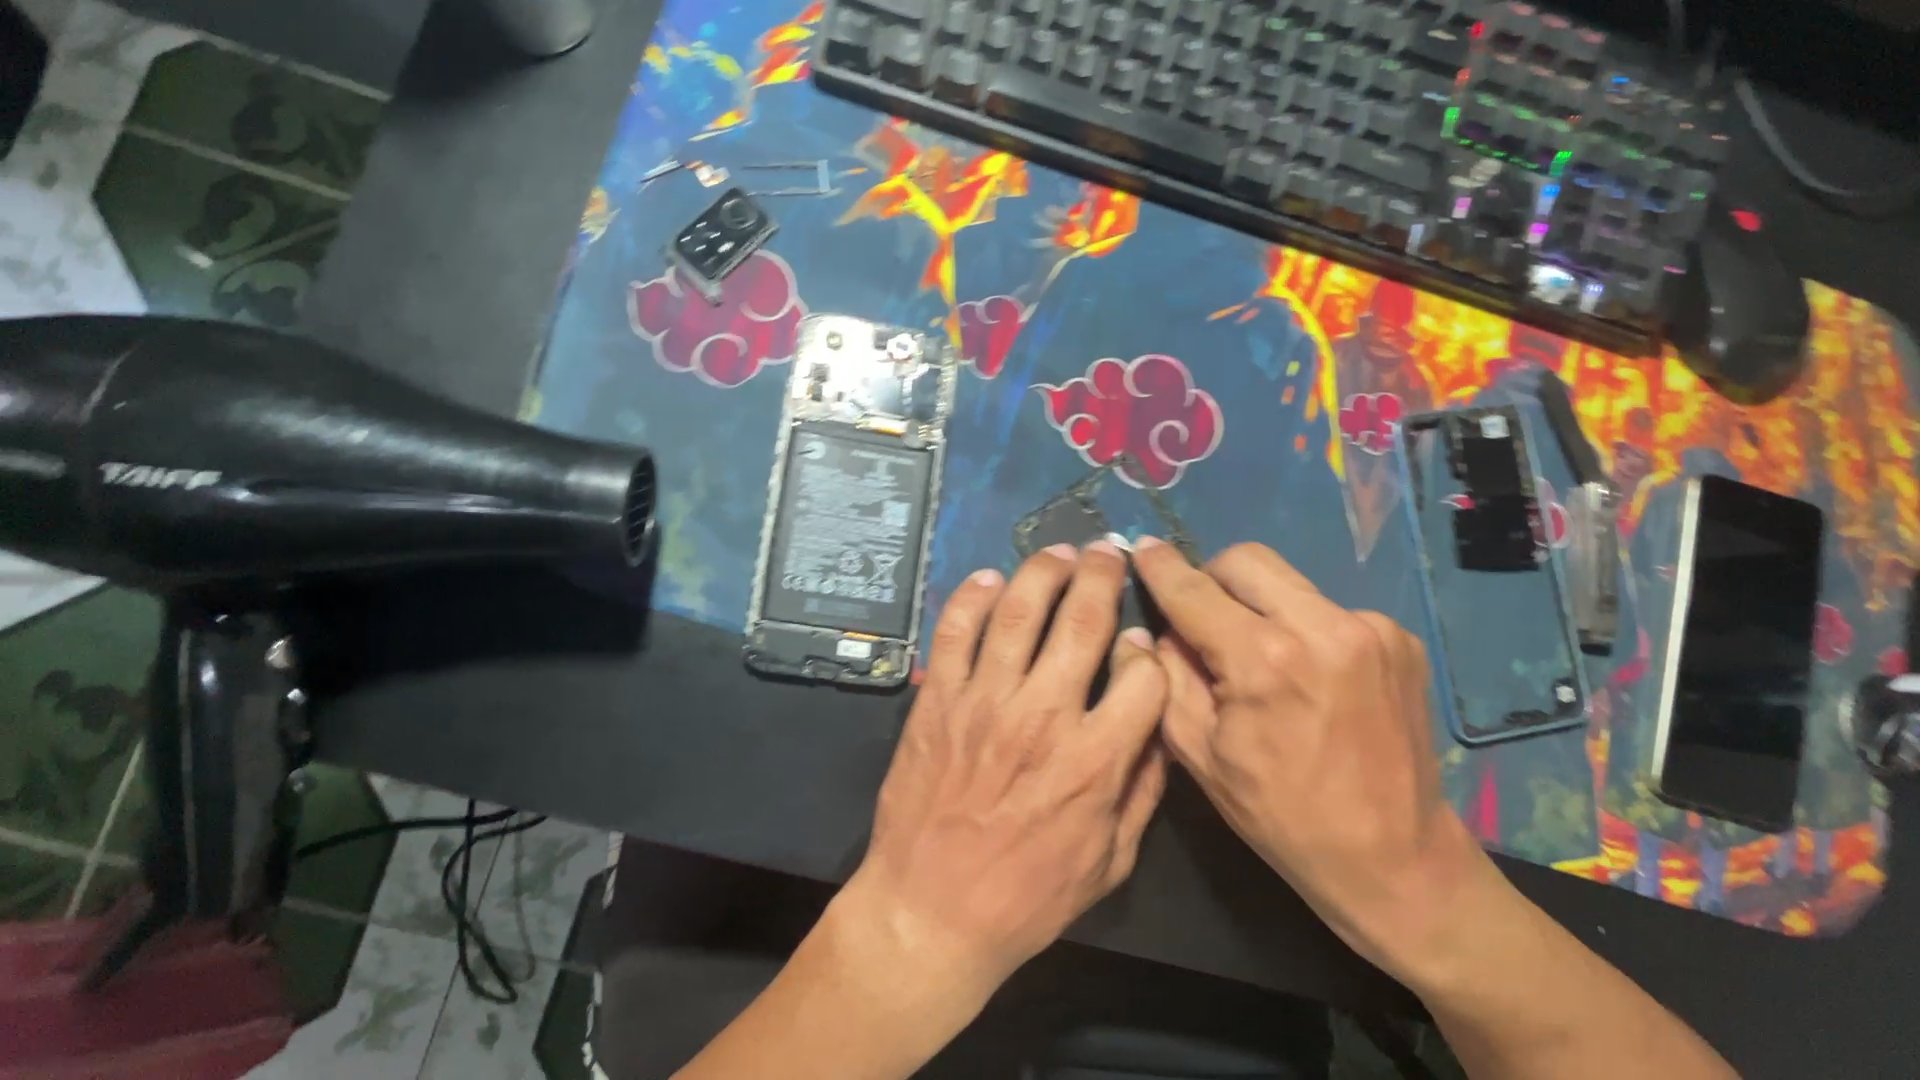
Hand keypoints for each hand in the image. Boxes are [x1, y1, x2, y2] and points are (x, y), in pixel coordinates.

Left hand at [846, 541, 1168, 994]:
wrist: (931, 910)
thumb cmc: (1029, 896)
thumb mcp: (1112, 861)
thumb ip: (1143, 789)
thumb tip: (1162, 727)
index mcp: (1095, 759)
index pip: (1141, 675)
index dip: (1149, 649)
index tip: (1143, 640)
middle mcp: (1043, 716)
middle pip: (1083, 621)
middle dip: (1103, 576)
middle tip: (1109, 552)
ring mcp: (984, 702)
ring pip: (1019, 611)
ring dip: (1044, 571)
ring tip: (1059, 552)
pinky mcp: (937, 700)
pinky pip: (955, 631)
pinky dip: (972, 596)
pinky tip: (989, 579)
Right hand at [1131, 539, 1495, 982]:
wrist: (1393, 857)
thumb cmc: (1281, 815)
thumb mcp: (1198, 755)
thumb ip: (1169, 677)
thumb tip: (1165, 628)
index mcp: (1265, 661)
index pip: (1194, 591)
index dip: (1160, 568)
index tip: (1140, 548)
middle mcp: (1323, 627)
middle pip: (1246, 560)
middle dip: (1212, 578)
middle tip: (1202, 617)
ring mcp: (1371, 629)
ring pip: (1289, 583)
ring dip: (1260, 606)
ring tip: (1261, 659)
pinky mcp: (1401, 640)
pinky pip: (1328, 610)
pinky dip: (1303, 630)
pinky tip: (1308, 677)